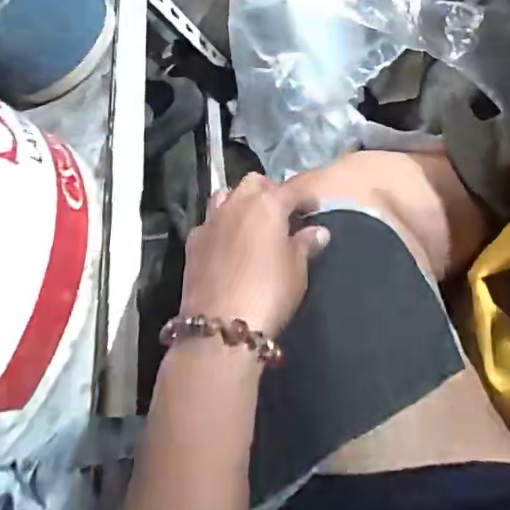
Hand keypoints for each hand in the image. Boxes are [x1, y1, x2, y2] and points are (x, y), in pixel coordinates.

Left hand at [180, 173, 329, 337]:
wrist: (219, 326)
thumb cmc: (268, 293)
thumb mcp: (297, 271)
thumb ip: (305, 245)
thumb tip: (316, 231)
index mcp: (267, 204)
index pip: (292, 189)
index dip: (306, 197)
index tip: (315, 208)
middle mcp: (237, 204)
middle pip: (254, 183)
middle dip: (270, 191)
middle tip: (282, 214)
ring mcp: (210, 220)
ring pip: (227, 195)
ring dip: (241, 202)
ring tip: (253, 223)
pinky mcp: (193, 241)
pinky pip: (210, 221)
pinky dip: (221, 225)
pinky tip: (228, 243)